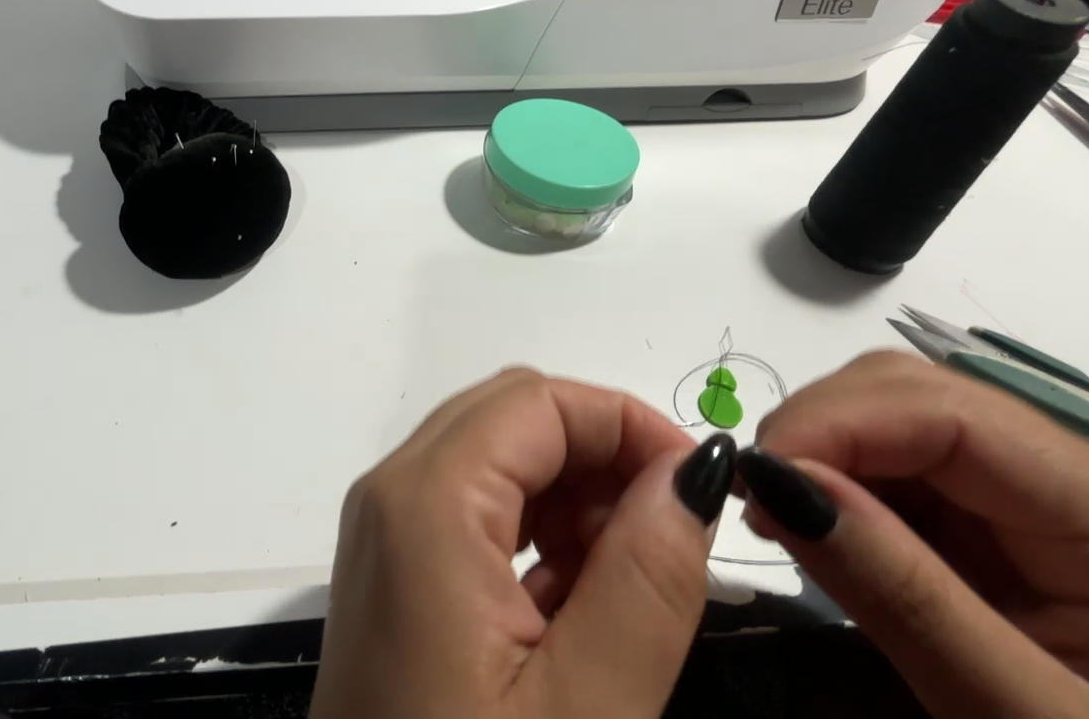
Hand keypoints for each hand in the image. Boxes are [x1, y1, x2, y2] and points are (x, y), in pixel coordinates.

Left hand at [310, 369, 736, 718]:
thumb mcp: (589, 706)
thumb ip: (649, 575)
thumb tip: (694, 472)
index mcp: (425, 501)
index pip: (537, 399)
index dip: (627, 422)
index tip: (702, 487)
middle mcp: (392, 492)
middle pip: (512, 416)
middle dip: (601, 452)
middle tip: (668, 536)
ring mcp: (386, 527)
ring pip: (496, 454)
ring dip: (574, 491)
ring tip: (629, 576)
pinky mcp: (394, 566)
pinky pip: (475, 505)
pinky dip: (538, 527)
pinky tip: (578, 597)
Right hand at [737, 350, 1088, 717]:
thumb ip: (906, 598)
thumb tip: (775, 482)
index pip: (952, 413)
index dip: (833, 422)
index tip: (749, 476)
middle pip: (920, 395)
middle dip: (820, 429)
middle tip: (754, 501)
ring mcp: (1052, 498)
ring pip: (899, 419)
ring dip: (821, 454)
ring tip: (778, 518)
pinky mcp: (1011, 523)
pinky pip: (904, 470)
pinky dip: (841, 484)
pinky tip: (820, 527)